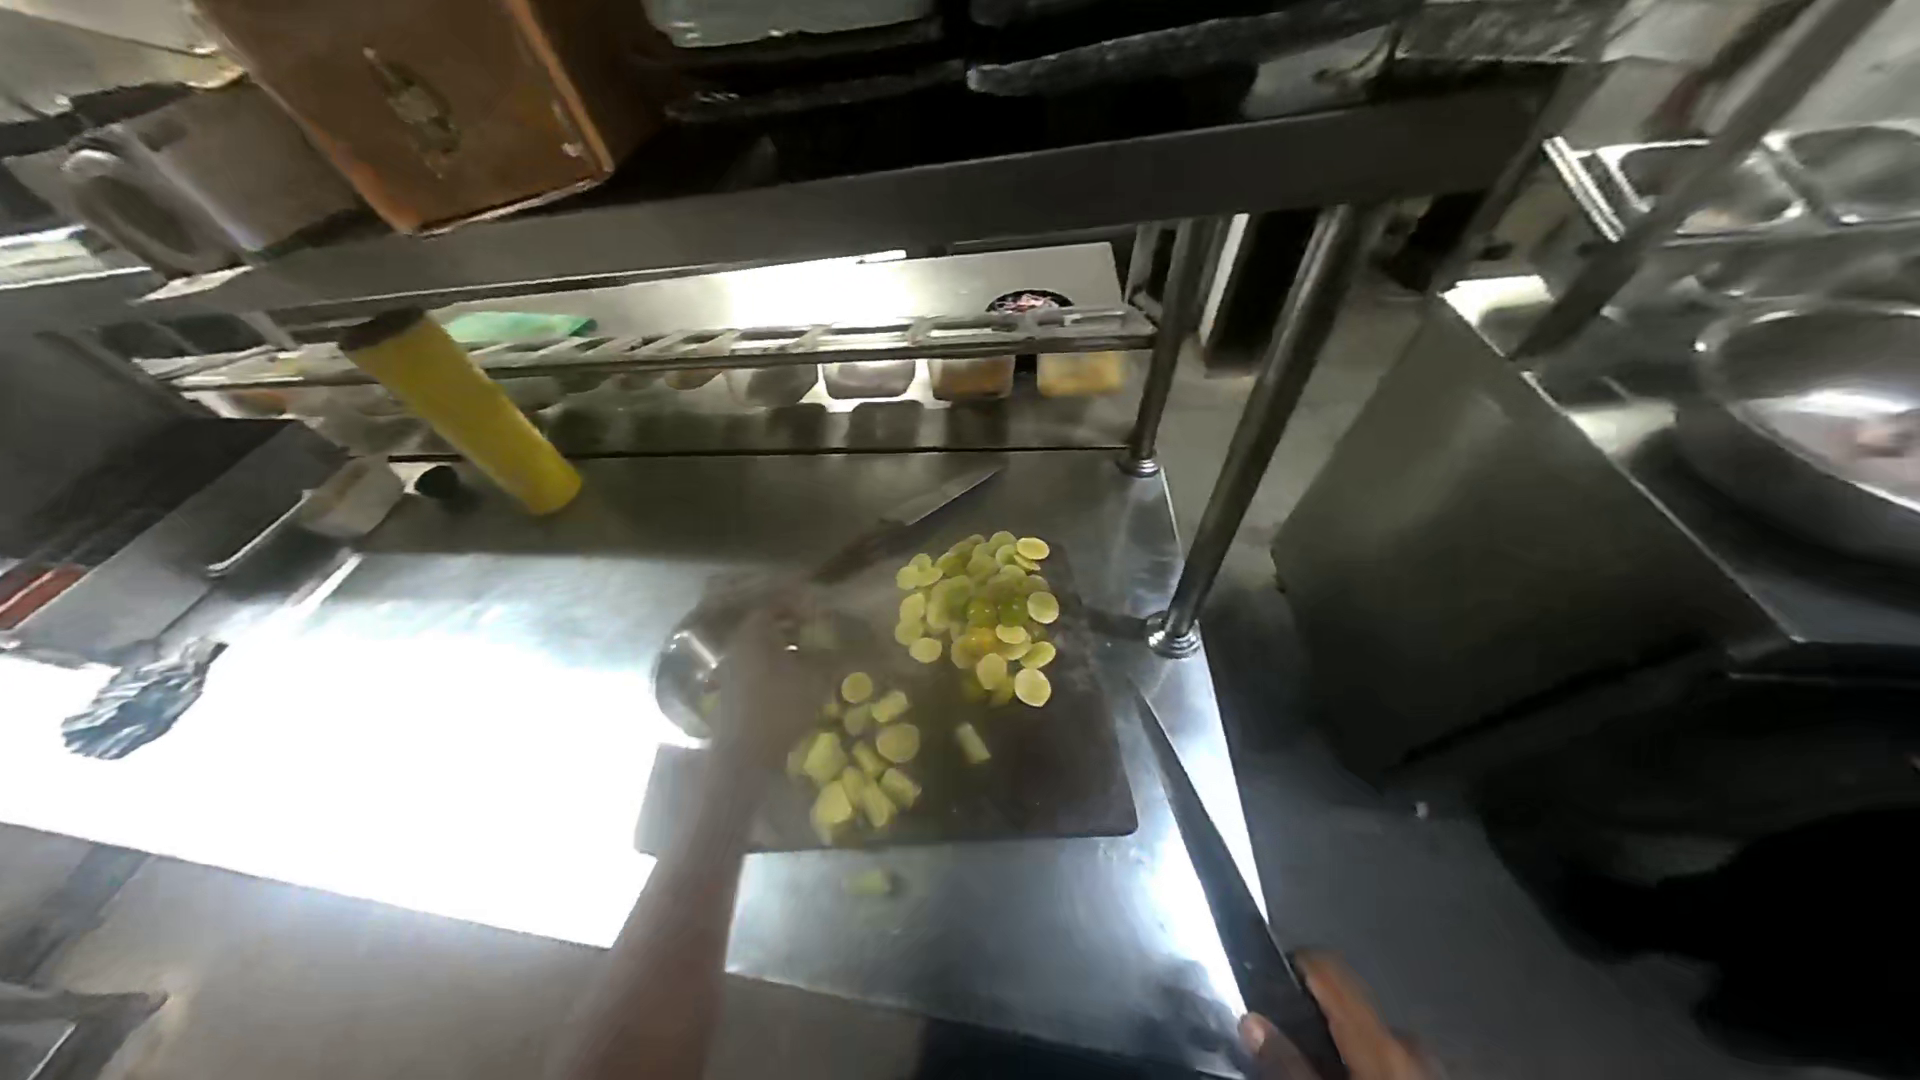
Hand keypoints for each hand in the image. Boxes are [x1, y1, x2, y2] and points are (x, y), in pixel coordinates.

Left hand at [710, 588, 830, 768]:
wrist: (744, 756)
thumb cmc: (780, 707)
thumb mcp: (816, 678)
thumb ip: (835, 656)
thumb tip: (857, 644)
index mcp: (754, 633)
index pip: (775, 604)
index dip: (800, 604)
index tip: (822, 612)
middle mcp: (738, 646)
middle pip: (767, 625)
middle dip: (795, 626)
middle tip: (820, 632)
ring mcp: (730, 670)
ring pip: (762, 648)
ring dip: (787, 648)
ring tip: (814, 658)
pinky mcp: (731, 692)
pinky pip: (756, 667)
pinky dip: (777, 666)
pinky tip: (797, 681)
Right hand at [1239, 952, 1431, 1079]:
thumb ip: (1288, 1065)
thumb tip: (1251, 1020)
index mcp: (1380, 1038)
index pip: (1329, 967)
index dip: (1294, 965)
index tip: (1267, 983)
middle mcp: (1409, 1043)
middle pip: (1348, 1007)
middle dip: (1316, 1021)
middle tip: (1288, 1048)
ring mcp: (1430, 1070)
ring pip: (1371, 1039)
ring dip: (1342, 1049)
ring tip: (1320, 1073)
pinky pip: (1392, 1064)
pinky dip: (1366, 1068)